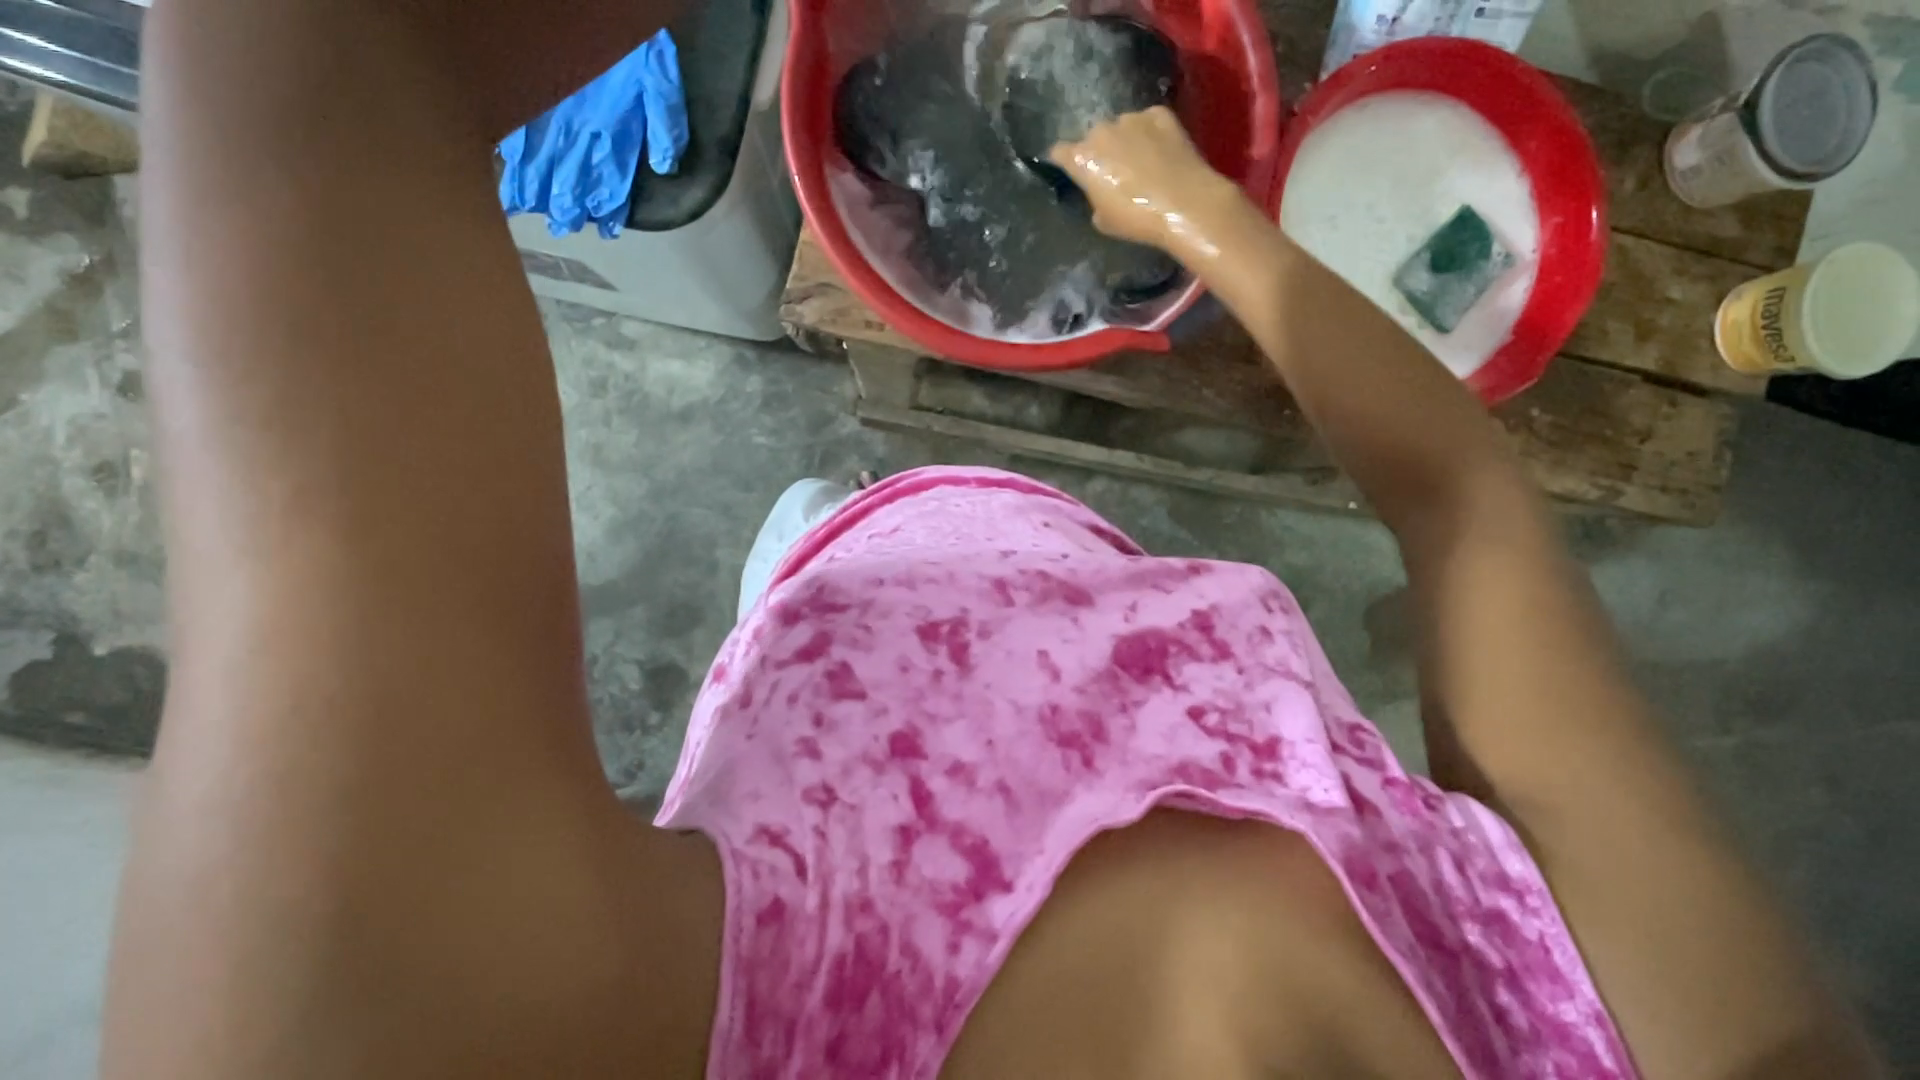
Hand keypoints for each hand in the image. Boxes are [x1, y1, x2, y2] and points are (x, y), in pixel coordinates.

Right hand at [1049, 106, 1244, 259]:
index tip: (1072, 171)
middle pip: (1093, 137)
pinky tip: (1161, 150)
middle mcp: (1102, 131)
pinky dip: (1151, 132)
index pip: (1059, 152)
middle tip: (1114, 171)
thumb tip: (1100, 190)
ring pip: (1121, 126)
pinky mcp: (1160, 114)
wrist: (1186, 204)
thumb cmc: (1138, 219)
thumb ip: (1093, 197)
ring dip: (1126, 139)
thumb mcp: (1103, 220)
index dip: (1064, 162)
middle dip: (1100, 150)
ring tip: (1141, 160)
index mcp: (1082, 157)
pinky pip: (1148, 121)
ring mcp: (1132, 119)